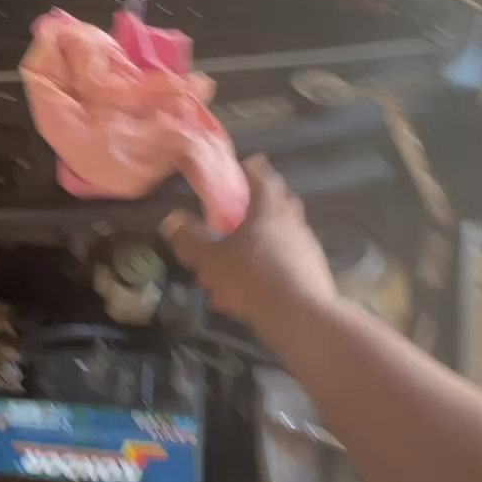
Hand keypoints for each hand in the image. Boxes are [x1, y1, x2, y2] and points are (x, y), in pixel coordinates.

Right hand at [160, 154, 339, 347]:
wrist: (301, 316)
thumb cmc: (252, 277)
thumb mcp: (210, 259)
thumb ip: (190, 239)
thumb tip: (170, 220)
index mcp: (267, 210)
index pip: (262, 178)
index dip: (251, 170)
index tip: (245, 165)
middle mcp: (291, 223)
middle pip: (277, 204)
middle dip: (258, 205)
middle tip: (239, 210)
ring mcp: (305, 248)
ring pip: (280, 236)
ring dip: (259, 241)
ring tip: (235, 260)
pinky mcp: (311, 273)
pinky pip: (283, 262)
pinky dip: (265, 267)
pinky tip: (247, 290)